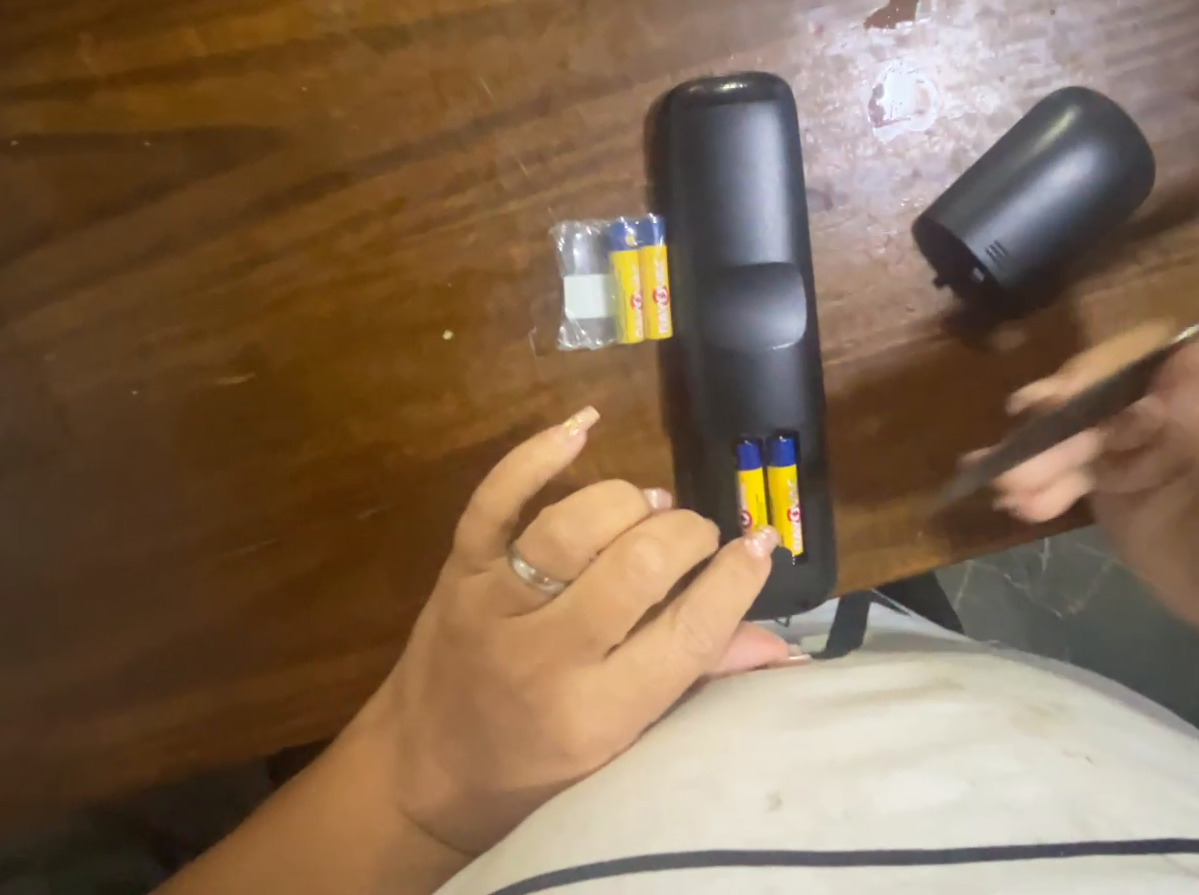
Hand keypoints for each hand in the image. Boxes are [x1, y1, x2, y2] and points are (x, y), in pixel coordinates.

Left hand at [353, 407, 792, 854]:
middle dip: (685, 535)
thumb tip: (779, 642)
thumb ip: (695, 685)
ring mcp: (495, 602)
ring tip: (651, 506)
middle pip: (635, 567)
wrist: (419, 769)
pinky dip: (537, 454)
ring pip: (574, 526)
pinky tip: (583, 426)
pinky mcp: (460, 567)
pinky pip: (496, 497)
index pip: (687, 634)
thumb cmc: (529, 773)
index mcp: (596, 716)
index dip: (735, 581)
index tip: (759, 545)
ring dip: (628, 503)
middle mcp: (546, 655)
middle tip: (695, 535)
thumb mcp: (617, 750)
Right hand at [981, 215, 1198, 659]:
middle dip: (1094, 377)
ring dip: (1050, 436)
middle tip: (1045, 412)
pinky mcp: (1125, 459)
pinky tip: (1018, 498)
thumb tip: (1186, 353)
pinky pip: (1072, 450)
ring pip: (1099, 397)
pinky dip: (1041, 472)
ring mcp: (1176, 417)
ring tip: (1014, 481)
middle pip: (1161, 342)